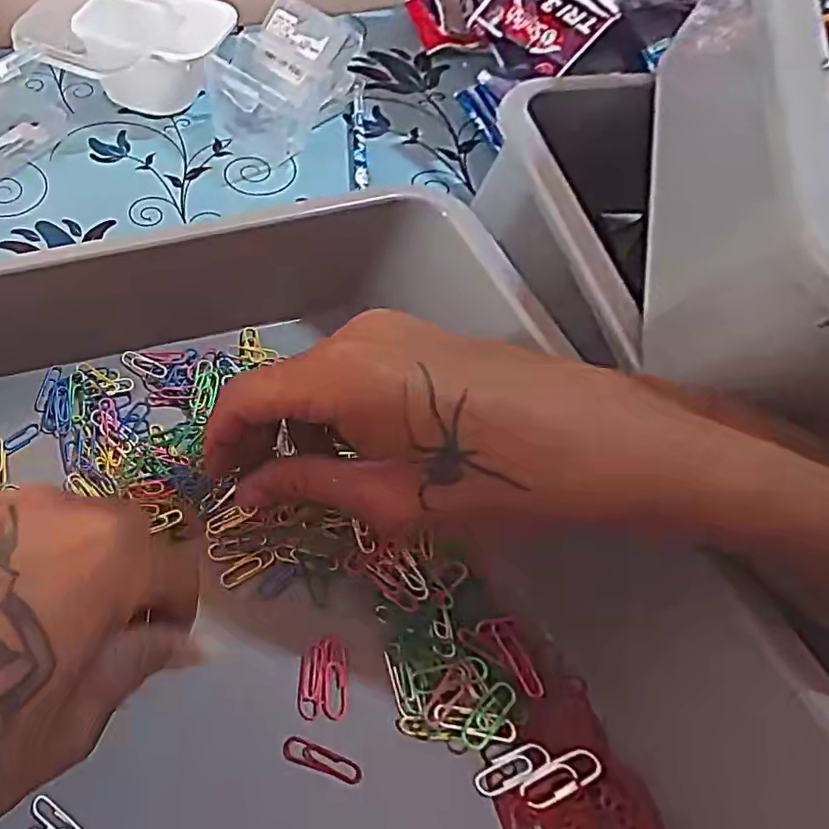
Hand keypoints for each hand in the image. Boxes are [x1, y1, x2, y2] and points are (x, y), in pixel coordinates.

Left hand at [0, 488, 199, 828]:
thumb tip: (181, 641)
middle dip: (128, 583)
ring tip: (39, 634)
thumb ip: (133, 662)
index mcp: (102, 552)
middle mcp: (54, 507)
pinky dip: (30, 558)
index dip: (174, 612)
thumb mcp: (71, 721)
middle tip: (98, 648)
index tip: (155, 650)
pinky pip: (16, 526)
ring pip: (69, 525)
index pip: (175, 565)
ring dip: (78, 567)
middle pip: (122, 534)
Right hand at [203, 309, 741, 533]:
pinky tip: (356, 449)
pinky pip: (346, 371)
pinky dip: (330, 411)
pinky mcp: (414, 337)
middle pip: (274, 384)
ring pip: (309, 378)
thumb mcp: (387, 499)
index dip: (218, 441)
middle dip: (254, 437)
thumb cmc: (496, 482)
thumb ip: (303, 486)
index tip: (217, 482)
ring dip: (294, 426)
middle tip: (255, 488)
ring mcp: (387, 330)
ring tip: (313, 477)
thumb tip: (248, 492)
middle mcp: (353, 337)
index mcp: (338, 373)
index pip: (245, 397)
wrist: (612, 443)